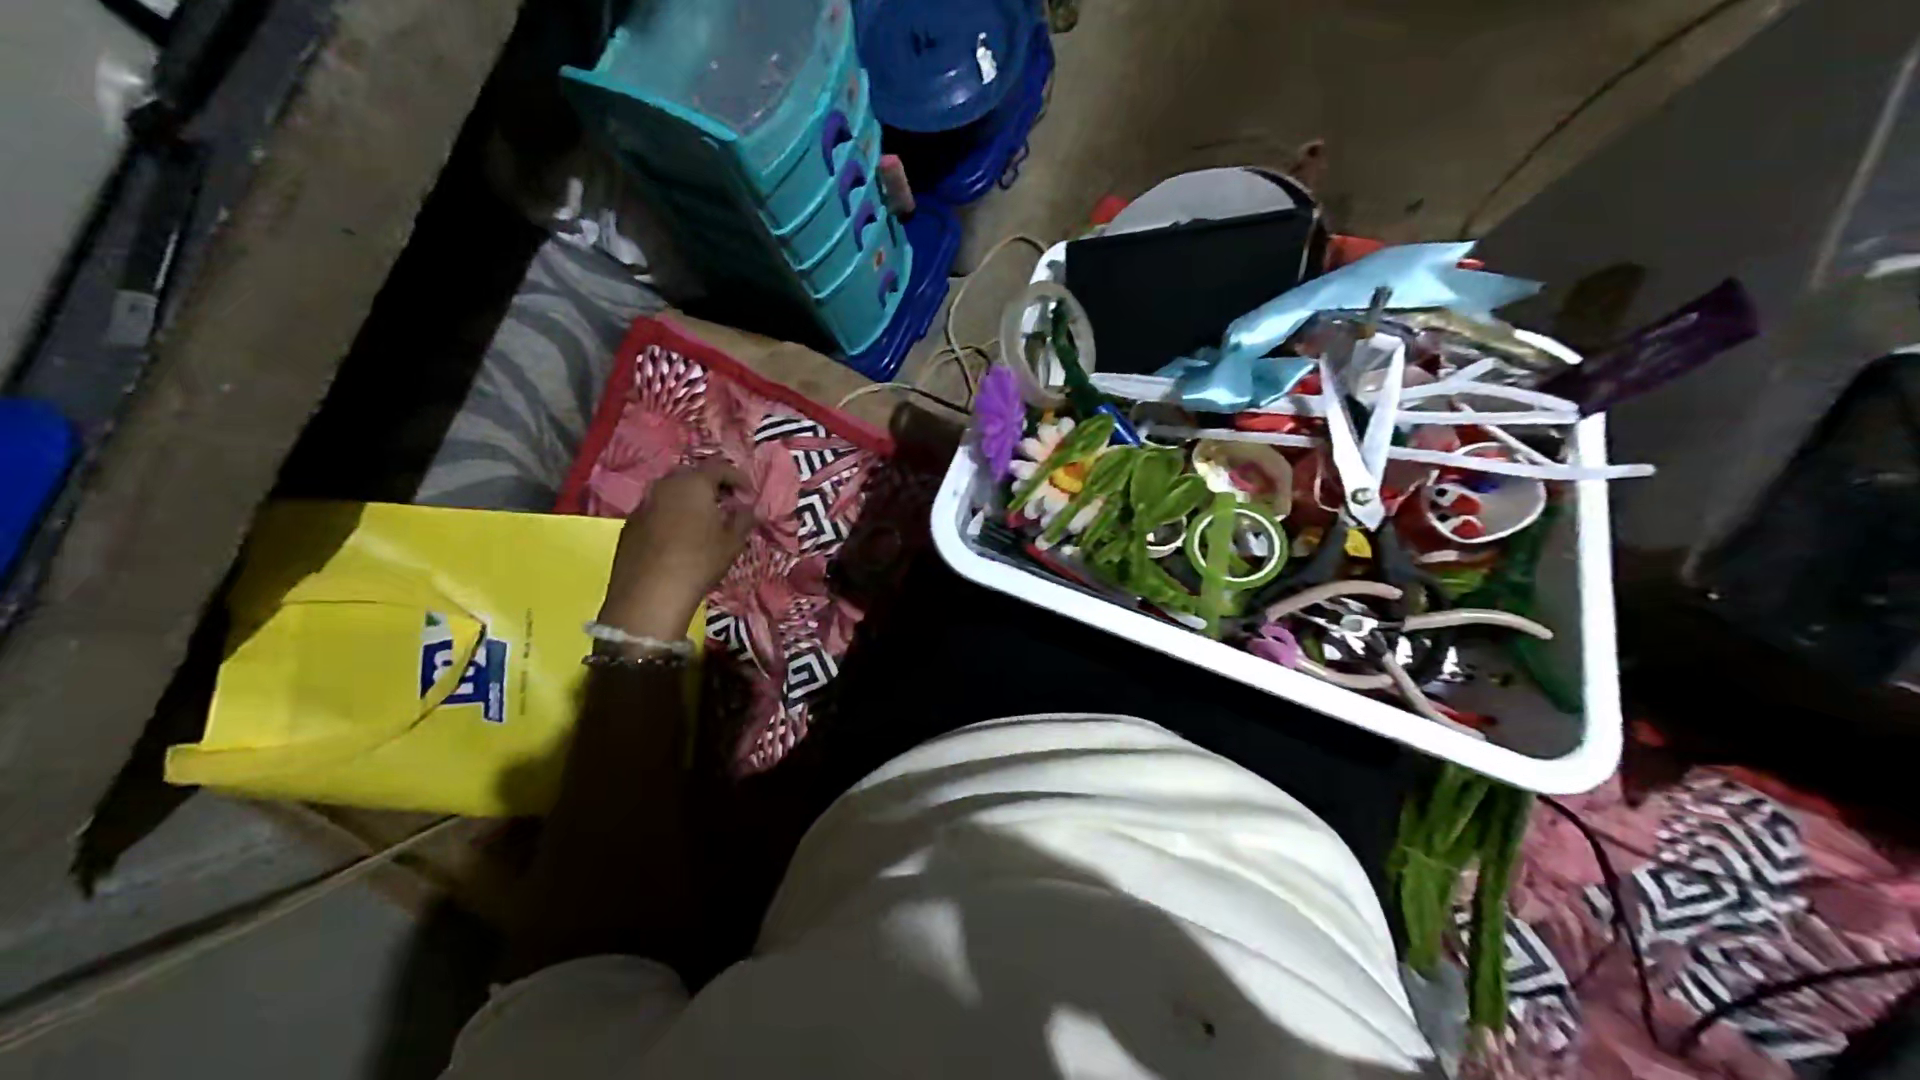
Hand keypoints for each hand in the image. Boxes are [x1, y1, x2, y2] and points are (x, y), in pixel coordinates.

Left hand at [598, 459, 753, 641]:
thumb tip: (749, 508)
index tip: (749, 494)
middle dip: (711, 486)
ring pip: (671, 492)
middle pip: (692, 475)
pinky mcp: (629, 523)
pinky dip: (671, 514)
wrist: (649, 594)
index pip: (720, 467)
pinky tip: (679, 536)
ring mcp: (643, 503)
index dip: (738, 478)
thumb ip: (744, 519)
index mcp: (693, 483)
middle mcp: (665, 485)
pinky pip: (656, 509)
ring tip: (703, 520)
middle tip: (727, 503)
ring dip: (689, 500)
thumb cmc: (699, 561)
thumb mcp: (732, 541)